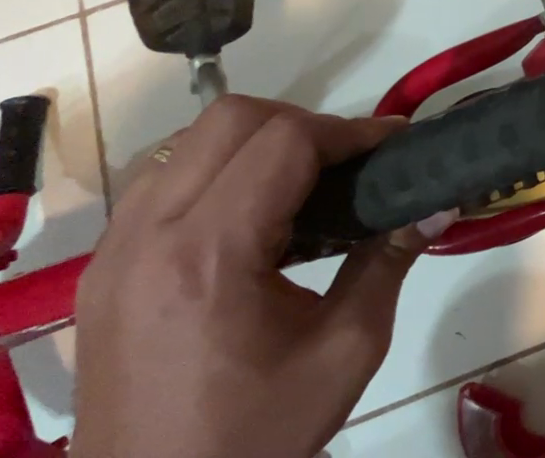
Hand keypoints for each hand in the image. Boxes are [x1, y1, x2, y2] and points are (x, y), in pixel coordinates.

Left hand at [72, 96, 448, 457]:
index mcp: (208, 256)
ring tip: (308, 184)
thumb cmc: (257, 430)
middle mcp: (147, 238)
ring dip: (257, 142)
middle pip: (227, 119)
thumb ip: (390, 260)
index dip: (351, 129)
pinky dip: (219, 172)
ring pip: (187, 142)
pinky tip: (257, 217)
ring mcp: (113, 253)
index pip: (284, 141)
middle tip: (352, 162)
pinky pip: (162, 182)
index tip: (397, 146)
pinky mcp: (103, 271)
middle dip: (304, 123)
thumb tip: (441, 202)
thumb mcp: (347, 347)